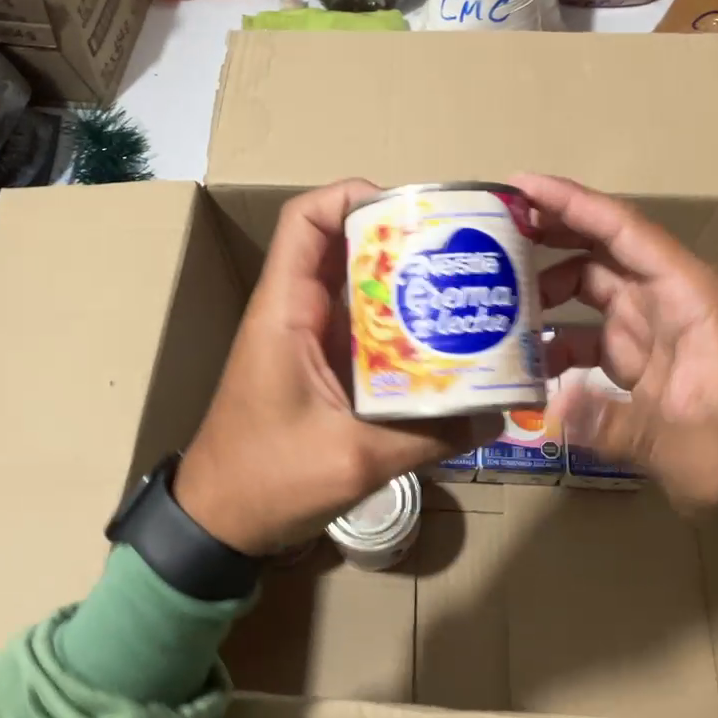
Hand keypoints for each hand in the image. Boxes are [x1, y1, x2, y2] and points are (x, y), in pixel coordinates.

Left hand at [176, 180, 495, 555]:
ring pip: (358, 289)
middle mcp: (295, 314)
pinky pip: (364, 331)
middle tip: (460, 252)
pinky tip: (444, 344)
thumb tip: (497, 412)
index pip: (305, 221)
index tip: (411, 211)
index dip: (353, 197)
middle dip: (400, 241)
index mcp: (285, 312)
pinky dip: (400, 328)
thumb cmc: (267, 479)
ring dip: (405, 286)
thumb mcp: (353, 459)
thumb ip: (429, 435)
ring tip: (464, 289)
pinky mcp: (321, 369)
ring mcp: (308, 341)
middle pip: (344, 247)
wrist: (220, 521)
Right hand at [517, 174, 717, 535]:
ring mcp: (654, 325)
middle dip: (548, 233)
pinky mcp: (639, 354)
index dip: (572, 204)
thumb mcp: (690, 452)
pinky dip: (552, 336)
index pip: (626, 231)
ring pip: (589, 283)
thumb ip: (622, 426)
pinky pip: (586, 328)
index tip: (519, 186)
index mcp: (695, 297)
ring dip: (543, 286)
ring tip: (492, 294)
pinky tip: (519, 355)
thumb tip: (552, 404)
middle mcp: (673, 297)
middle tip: (489, 231)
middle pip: (602, 246)